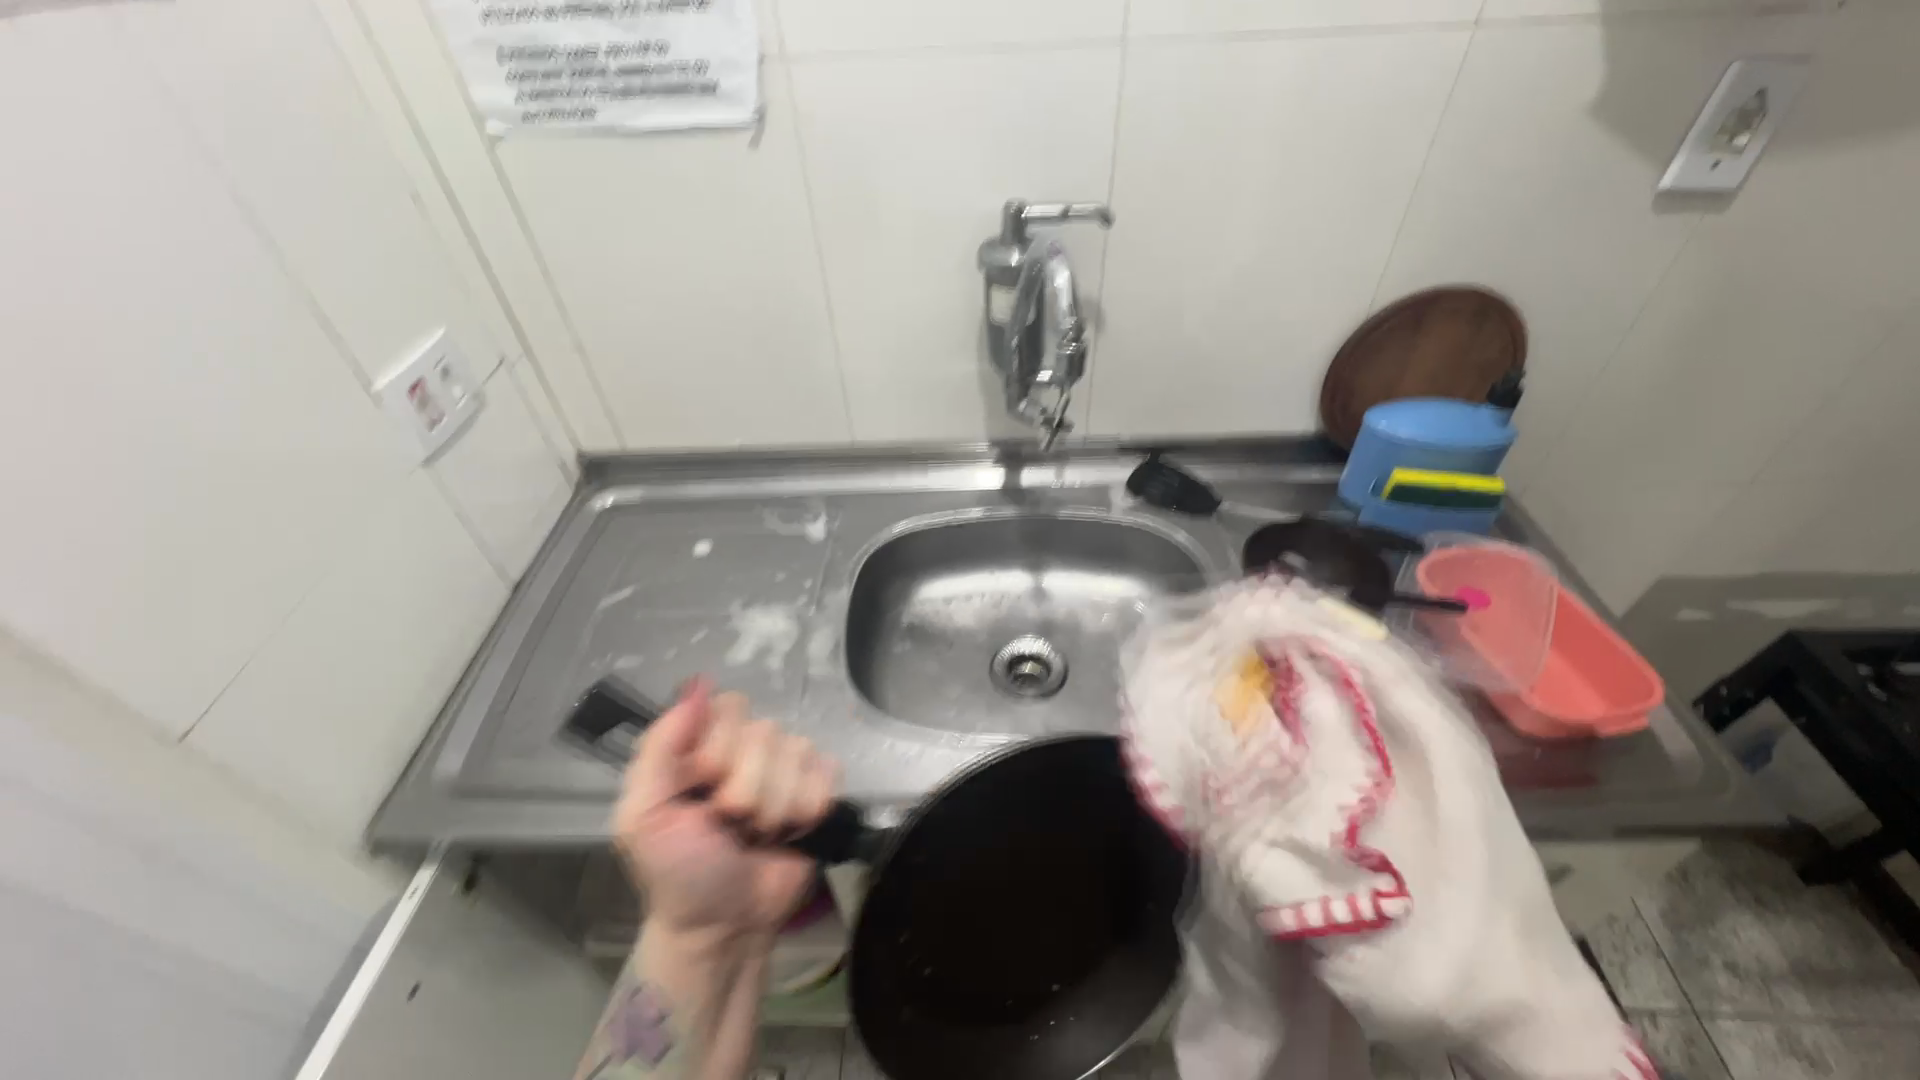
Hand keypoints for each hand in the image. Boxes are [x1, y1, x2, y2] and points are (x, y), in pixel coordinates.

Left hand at [612, 680, 837, 940]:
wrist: (725, 927)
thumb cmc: (678, 874)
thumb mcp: (643, 816)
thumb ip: (659, 746)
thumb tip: (697, 685)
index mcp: (700, 745)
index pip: (728, 706)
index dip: (717, 749)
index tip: (700, 788)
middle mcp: (744, 749)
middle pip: (766, 731)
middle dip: (745, 788)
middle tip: (727, 823)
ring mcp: (785, 769)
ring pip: (798, 752)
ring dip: (774, 806)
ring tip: (756, 835)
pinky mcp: (818, 791)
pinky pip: (828, 772)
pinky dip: (808, 807)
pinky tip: (790, 831)